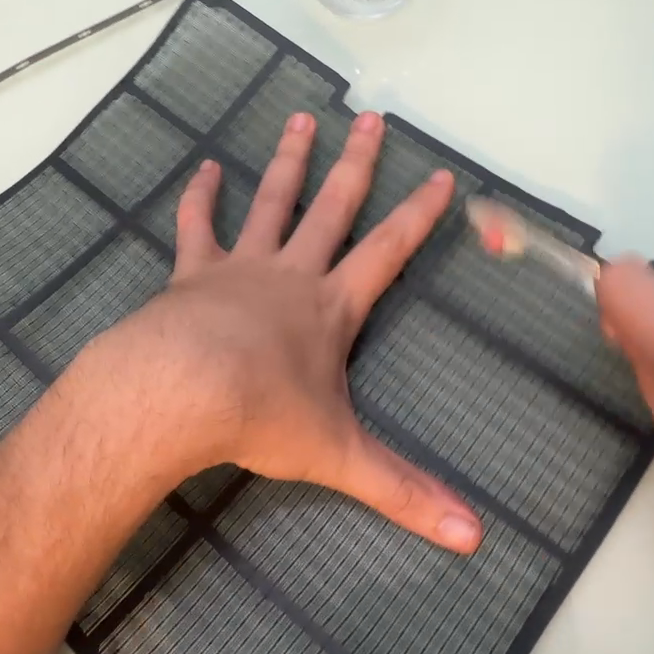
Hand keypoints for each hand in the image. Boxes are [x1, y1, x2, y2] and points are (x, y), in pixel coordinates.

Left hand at [82, 110, 483, 553]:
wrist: (179, 392)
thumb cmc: (262, 417)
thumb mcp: (341, 457)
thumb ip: (405, 492)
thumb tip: (474, 538)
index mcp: (332, 307)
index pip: (389, 251)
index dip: (418, 214)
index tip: (441, 175)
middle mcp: (291, 273)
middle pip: (333, 207)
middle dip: (355, 163)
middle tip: (369, 116)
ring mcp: (240, 266)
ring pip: (272, 201)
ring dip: (289, 161)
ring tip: (300, 117)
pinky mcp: (193, 272)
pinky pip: (199, 225)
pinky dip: (203, 196)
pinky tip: (206, 169)